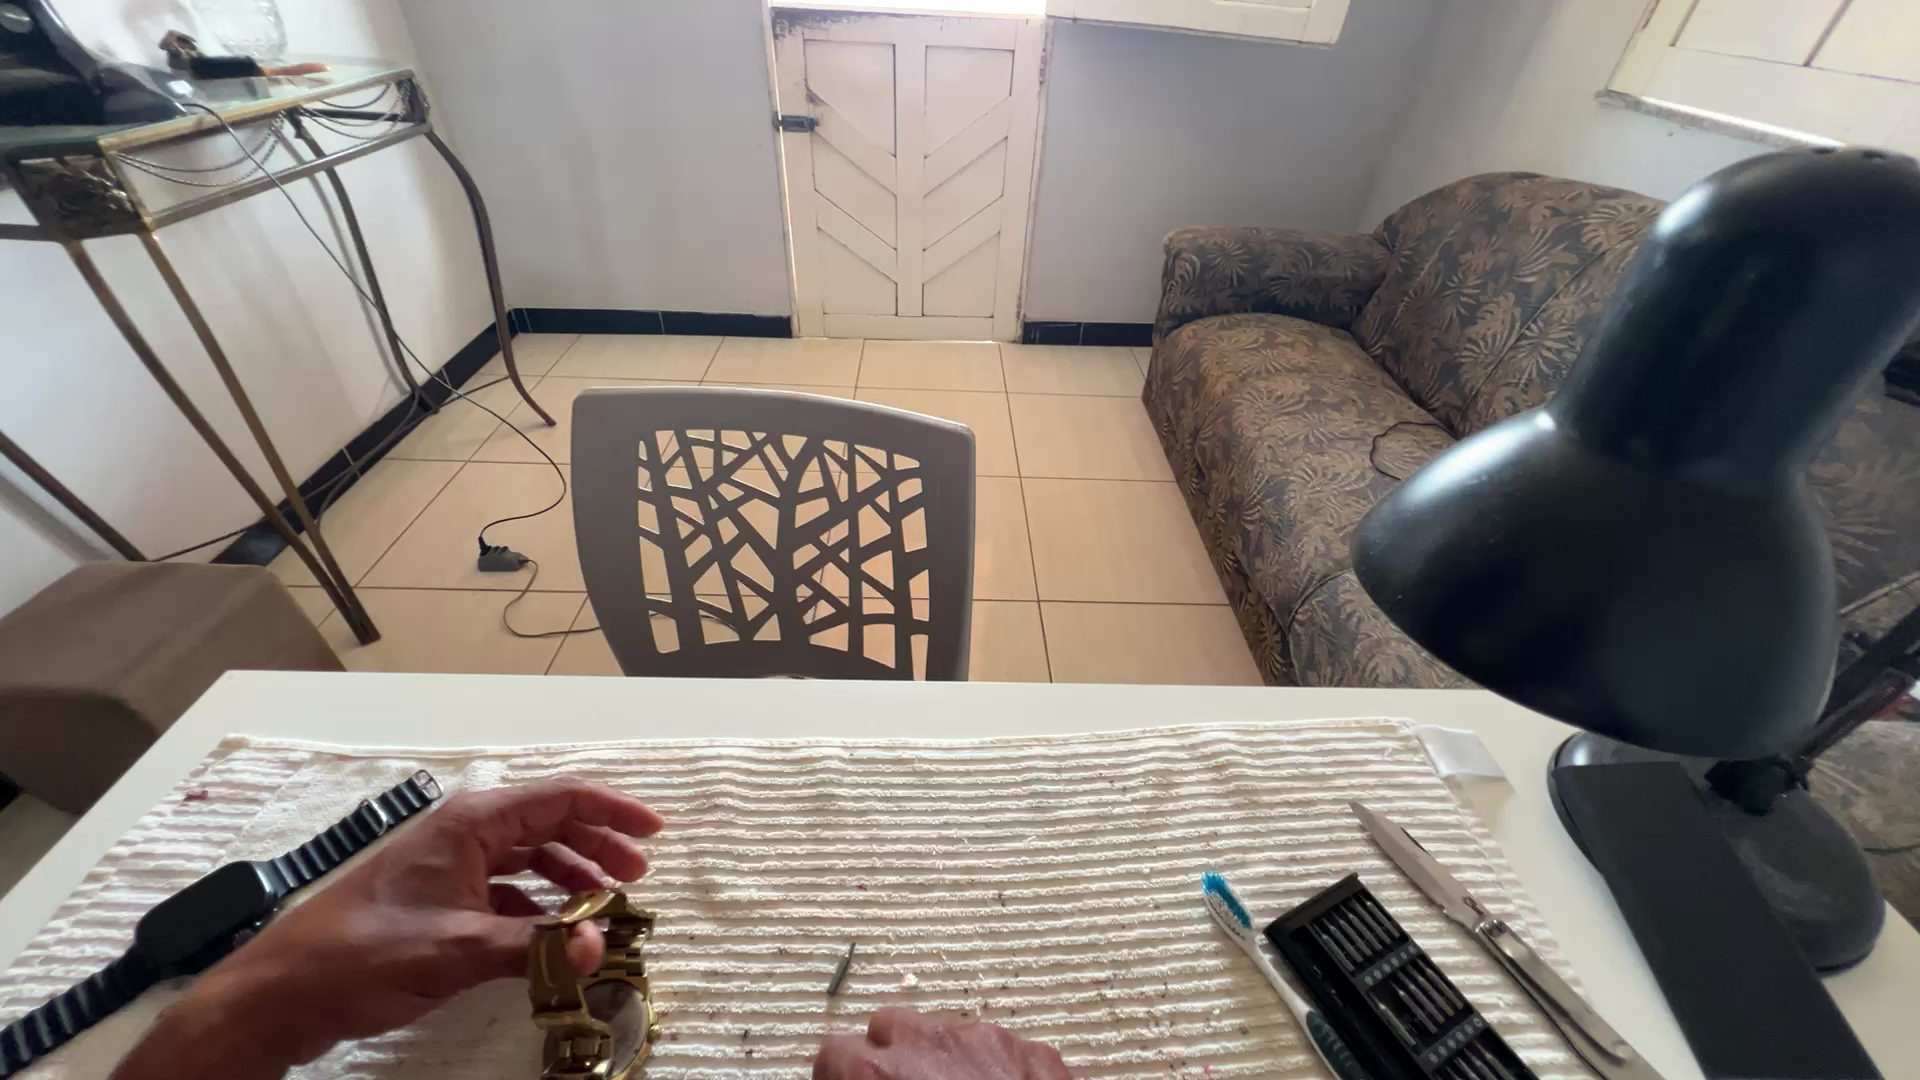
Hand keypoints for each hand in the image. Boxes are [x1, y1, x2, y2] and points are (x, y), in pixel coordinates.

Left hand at [109, 779, 664, 1079]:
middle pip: (555, 824)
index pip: (564, 799)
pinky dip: (541, 902)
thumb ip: (536, 945)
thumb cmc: (362, 956)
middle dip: (600, 846)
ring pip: (534, 855)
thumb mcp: (457, 949)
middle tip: (636, 877)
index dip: (615, 811)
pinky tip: (554, 928)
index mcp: (476, 822)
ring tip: (605, 902)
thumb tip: (604, 947)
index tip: (654, 832)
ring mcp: (455, 863)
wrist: (271, 1000)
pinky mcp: (444, 896)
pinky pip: (511, 886)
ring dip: (574, 875)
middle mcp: (471, 832)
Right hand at [815, 1009, 1071, 1079]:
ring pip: (946, 1032)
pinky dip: (991, 1072)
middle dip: (888, 1057)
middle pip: (889, 1025)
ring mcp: (989, 1039)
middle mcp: (931, 1041)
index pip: (833, 1052)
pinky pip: (999, 1049)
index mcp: (881, 1078)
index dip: (835, 1078)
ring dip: (939, 1061)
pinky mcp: (1036, 1051)